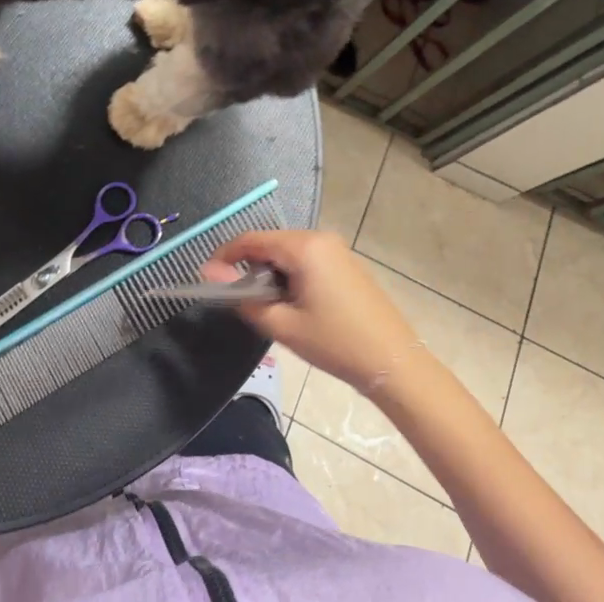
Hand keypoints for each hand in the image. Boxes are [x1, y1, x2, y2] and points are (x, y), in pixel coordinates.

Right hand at [202, 229, 422, 399]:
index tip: (207, 280)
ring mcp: (337, 250)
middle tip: (240, 300)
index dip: (224, 257)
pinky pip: (306, 260)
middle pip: (269, 244)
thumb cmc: (336, 343)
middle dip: (249, 268)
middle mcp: (320, 239)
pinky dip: (290, 276)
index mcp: (304, 247)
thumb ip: (242, 296)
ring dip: (270, 274)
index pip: (250, 240)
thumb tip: (210, 274)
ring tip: (269, 307)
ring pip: (287, 253)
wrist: (395, 364)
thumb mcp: (282, 324)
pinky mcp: (346, 264)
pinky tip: (295, 305)